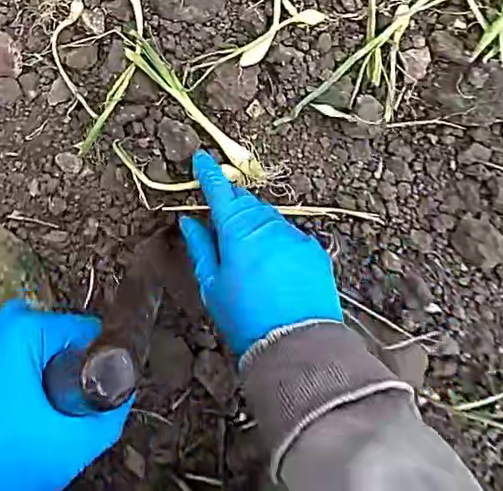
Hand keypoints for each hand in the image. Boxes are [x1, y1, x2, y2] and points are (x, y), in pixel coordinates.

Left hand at [0, 299, 130, 490]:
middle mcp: (12, 318)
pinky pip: (35, 356)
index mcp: (27, 325)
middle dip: (75, 376)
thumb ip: (110, 414)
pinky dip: (40, 380)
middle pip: (72, 341)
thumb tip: (128, 392)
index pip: (90, 334)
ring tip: (43, 416)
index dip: (98, 369)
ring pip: (55, 350)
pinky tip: (30, 411)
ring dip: (58, 380)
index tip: (89, 401)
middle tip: (62, 414)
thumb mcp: (67, 443)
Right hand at [178, 151, 342, 355]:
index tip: (202, 158)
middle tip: (222, 225)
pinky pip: (289, 235)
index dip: (209, 172)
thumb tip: (189, 221)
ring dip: (255, 225)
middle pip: (245, 201)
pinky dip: (277, 242)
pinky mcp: (312, 247)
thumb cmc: (246, 319)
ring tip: (248, 258)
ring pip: (267, 217)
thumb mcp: (212, 286)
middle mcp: (266, 223)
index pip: (219, 190)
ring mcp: (292, 233)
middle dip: (232, 206)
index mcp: (236, 229)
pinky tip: (273, 268)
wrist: (297, 344)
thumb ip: (200, 247)